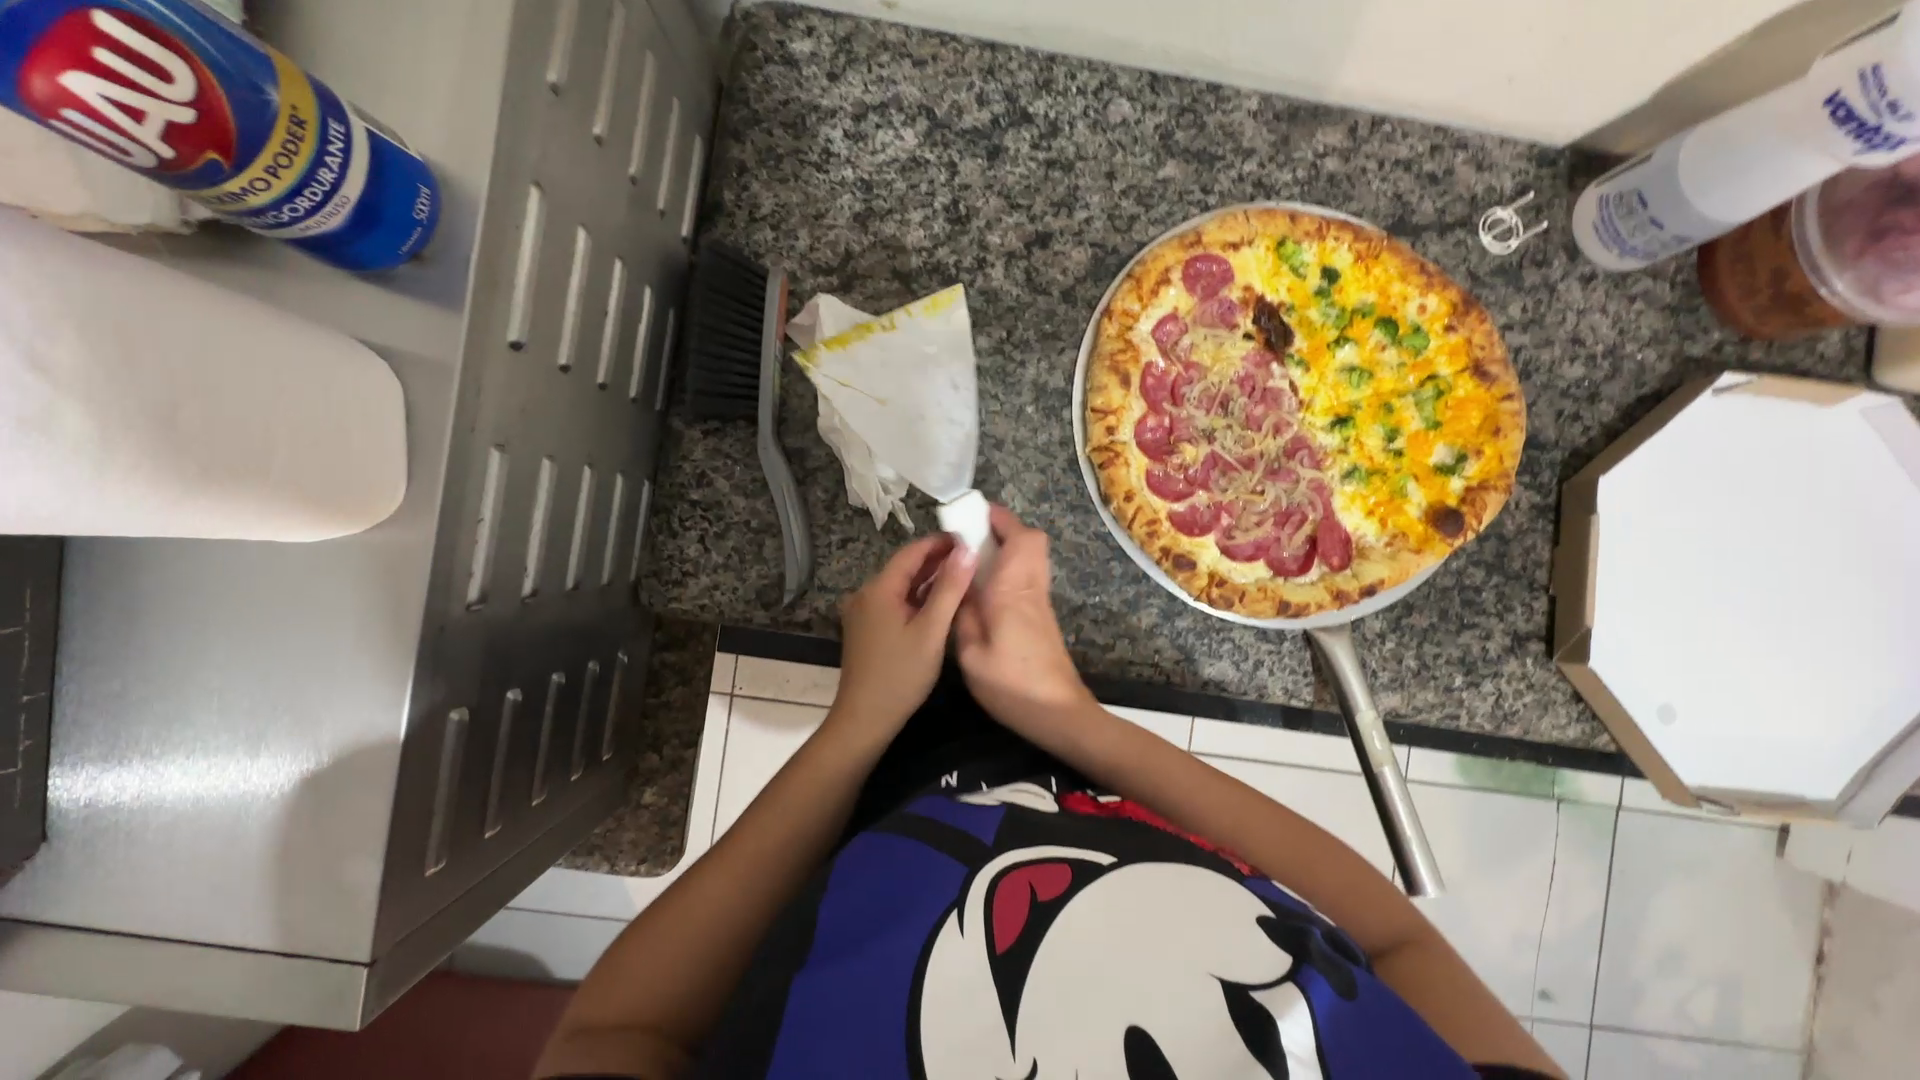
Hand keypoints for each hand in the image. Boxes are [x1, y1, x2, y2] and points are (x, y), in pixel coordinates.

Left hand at [830, 534, 975, 745]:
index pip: (912, 552)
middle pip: (905, 567)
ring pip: (901, 586)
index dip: (940, 543)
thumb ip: (949, 589)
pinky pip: (895, 603)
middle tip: (973, 558)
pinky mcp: (867, 628)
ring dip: (929, 581)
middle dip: (938, 561)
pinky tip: (941, 605)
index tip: (970, 538)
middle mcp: (866, 594)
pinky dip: (918, 600)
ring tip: (964, 578)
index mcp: (878, 589)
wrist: (865, 718)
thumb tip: (967, 551)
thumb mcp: (931, 631)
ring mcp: (864, 612)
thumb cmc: (900, 675)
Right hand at [954, 506, 1096, 738]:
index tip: (971, 514)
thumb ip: (963, 614)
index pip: (1020, 537)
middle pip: (1032, 541)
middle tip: (970, 535)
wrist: (1059, 714)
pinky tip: (984, 588)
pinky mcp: (1042, 618)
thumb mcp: (971, 653)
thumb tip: (958, 584)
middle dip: (1003, 528)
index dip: (999, 519)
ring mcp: (1041, 603)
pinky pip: (1027, 577)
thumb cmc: (1012, 685)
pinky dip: (1009, 569)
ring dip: (1007, 548)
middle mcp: (1031, 588)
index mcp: (1013, 590)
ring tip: (972, 558)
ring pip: (1032, 558)